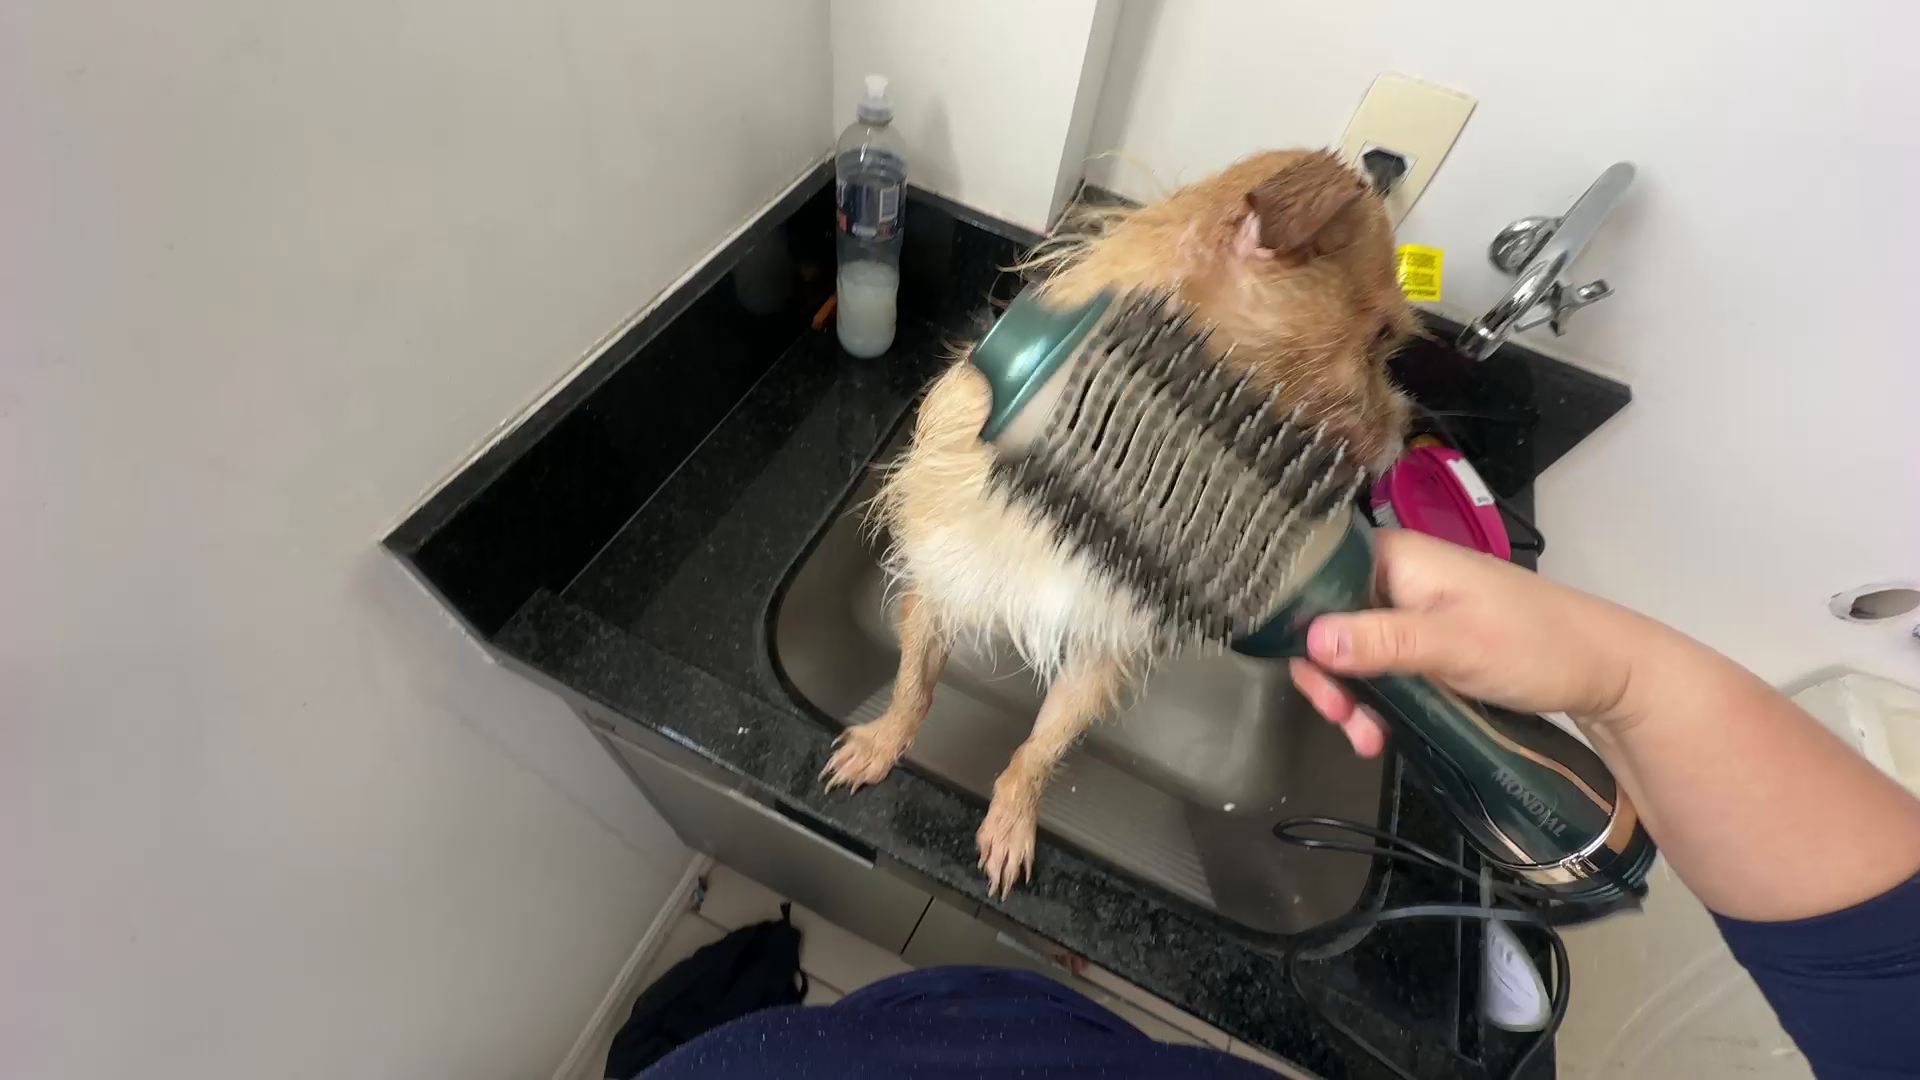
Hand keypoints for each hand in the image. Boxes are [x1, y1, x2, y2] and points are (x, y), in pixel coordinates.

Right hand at [1288, 529, 1648, 756]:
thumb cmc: (1536, 644)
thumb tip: (1311, 641)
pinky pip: (1372, 667)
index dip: (1297, 625)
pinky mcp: (1416, 641)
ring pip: (1345, 651)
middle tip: (1338, 715)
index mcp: (1392, 557)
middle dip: (1325, 675)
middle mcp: (1389, 577)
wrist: (1610, 674)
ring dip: (1347, 696)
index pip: (1313, 578)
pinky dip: (1369, 701)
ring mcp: (1403, 610)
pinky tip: (1376, 731)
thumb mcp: (1455, 643)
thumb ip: (1383, 640)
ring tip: (1363, 737)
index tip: (1309, 673)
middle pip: (1324, 622)